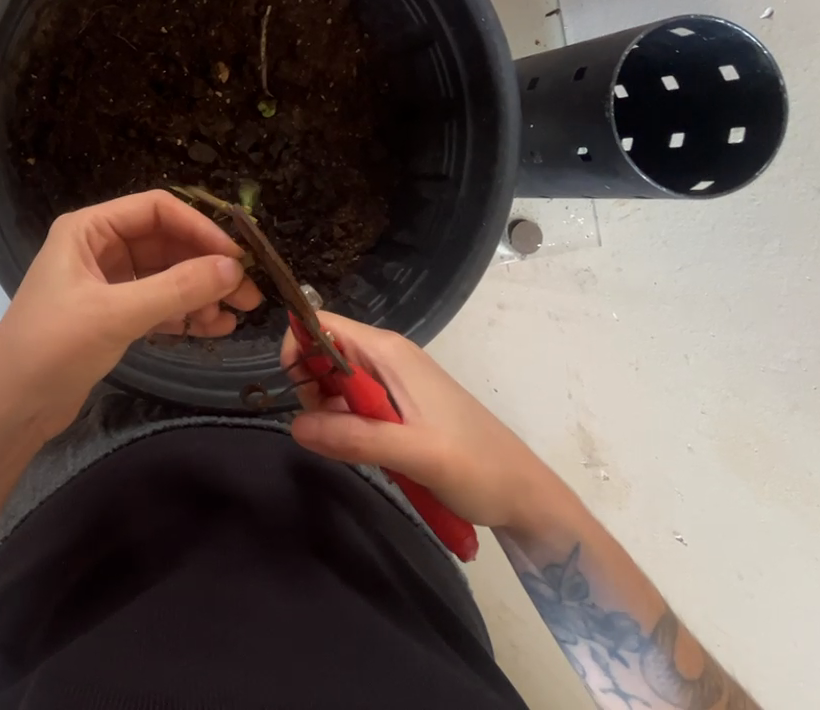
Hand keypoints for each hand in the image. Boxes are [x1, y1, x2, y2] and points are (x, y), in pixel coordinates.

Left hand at [0, 190, 261, 439]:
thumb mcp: (117, 314)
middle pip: (165, 243)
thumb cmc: (53, 347)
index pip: (155, 209)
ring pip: (165, 276)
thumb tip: (234, 268)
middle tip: (248, 294)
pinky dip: (184, 314)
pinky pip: (157, 304)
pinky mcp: (110, 317)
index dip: (199, 228)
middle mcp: (97, 248)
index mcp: (88, 230)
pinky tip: (211, 329)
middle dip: (205, 266)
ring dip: (199, 293)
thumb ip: (177, 288)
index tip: (237, 257)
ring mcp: (104, 283)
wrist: (10, 407)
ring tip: (231, 319)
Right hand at [282, 311, 573, 532]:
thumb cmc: (476, 467)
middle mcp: (387, 356)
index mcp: (389, 352)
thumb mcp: (415, 455)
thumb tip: (296, 424)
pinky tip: (366, 448)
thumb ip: (355, 437)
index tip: (298, 393)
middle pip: (323, 352)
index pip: (321, 324)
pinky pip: (353, 401)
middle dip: (312, 387)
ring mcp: (394, 379)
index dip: (298, 349)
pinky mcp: (399, 402)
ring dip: (329, 410)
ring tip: (354, 445)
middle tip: (330, 428)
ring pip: (335, 380)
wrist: (524, 495)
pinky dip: (347, 422)